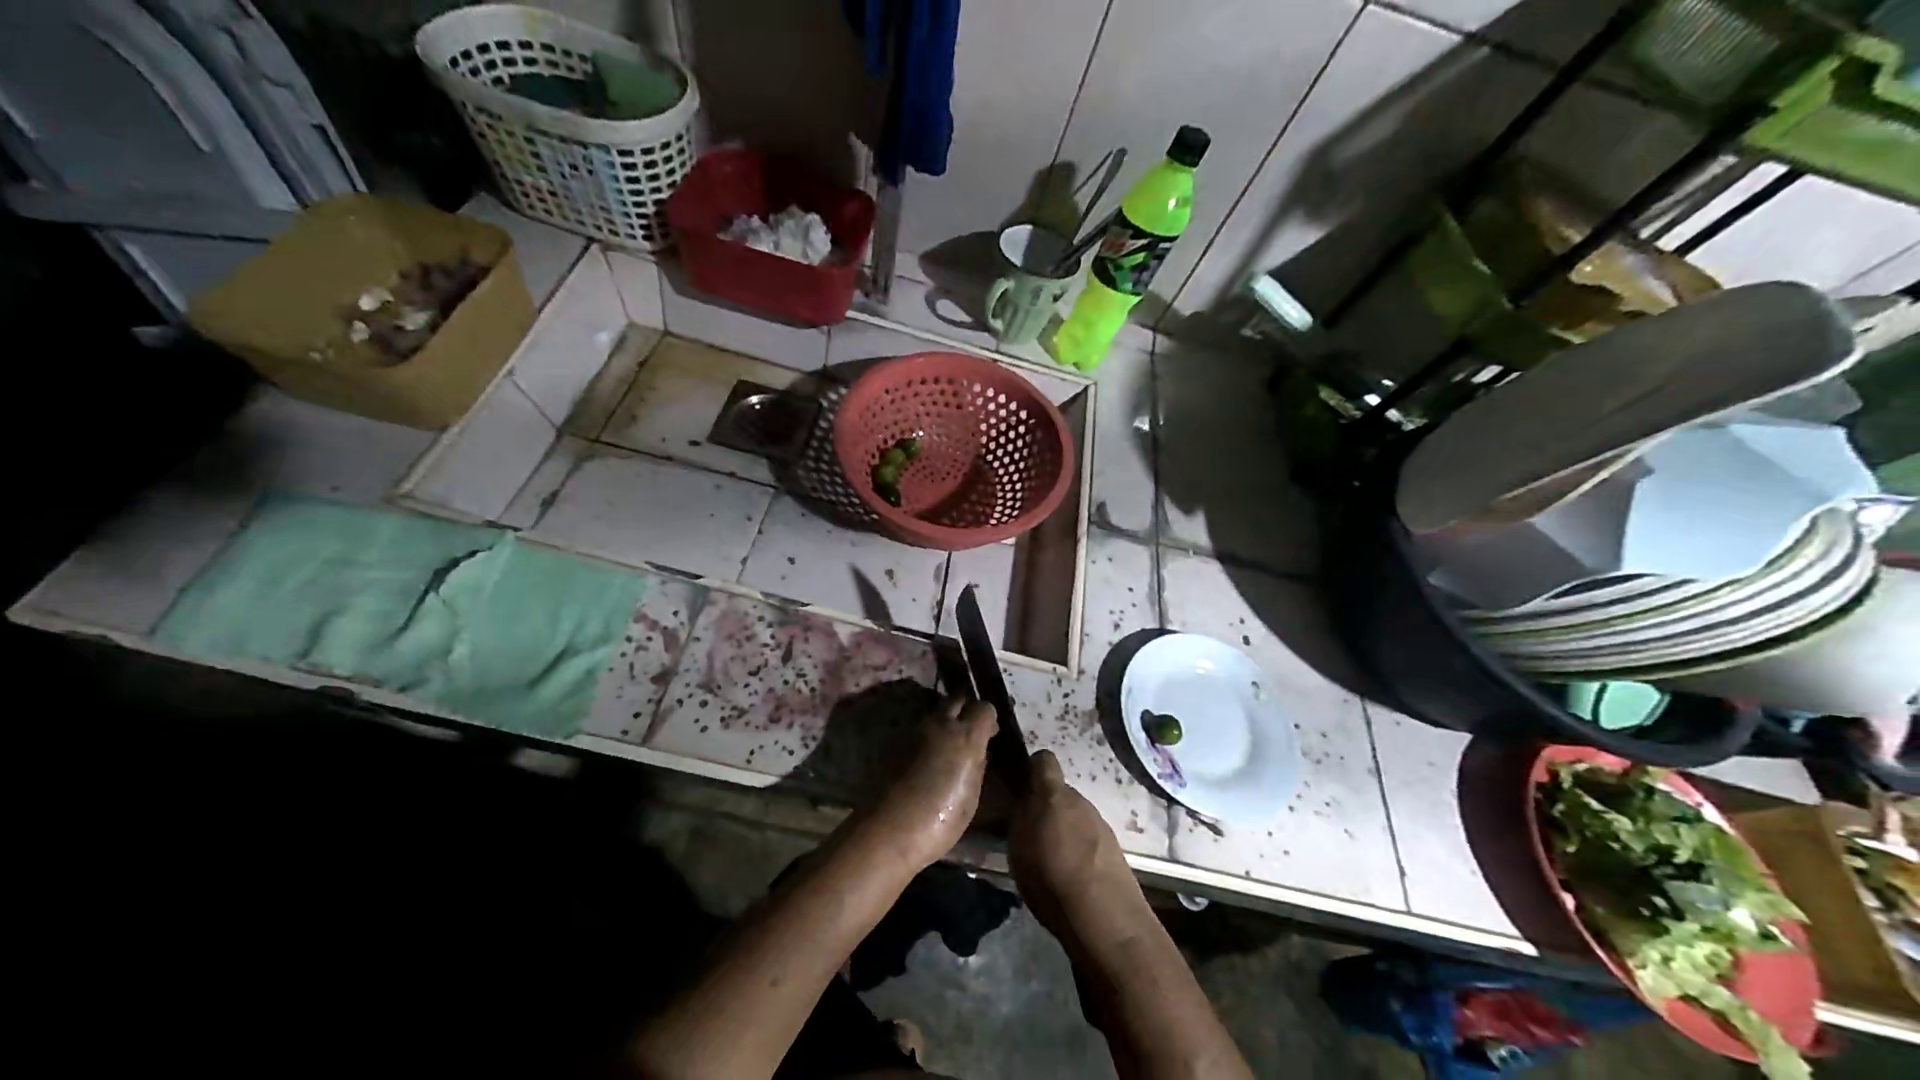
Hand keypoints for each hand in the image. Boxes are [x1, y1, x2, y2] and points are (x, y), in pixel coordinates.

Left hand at [860, 696, 997, 868]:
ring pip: (936, 713)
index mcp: (965, 735)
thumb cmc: (940, 820)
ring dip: (945, 723)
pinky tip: (927, 763)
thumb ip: (978, 766)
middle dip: (967, 709)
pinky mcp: (895, 742)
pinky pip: (918, 731)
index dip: (989, 719)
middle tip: (971, 732)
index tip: (991, 736)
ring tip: (949, 750)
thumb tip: (979, 752)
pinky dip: (928, 738)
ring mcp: (913, 730)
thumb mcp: (972, 797)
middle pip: (957, 698)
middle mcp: (939, 724)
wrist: (888, 831)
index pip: (984, 707)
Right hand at [1009, 750, 1144, 942]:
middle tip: (1032, 831)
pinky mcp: (1114, 847)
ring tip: (1052, 858)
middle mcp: (1080, 800)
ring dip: (1064, 828)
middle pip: (1060, 793)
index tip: (1021, 785)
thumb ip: (1020, 816)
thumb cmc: (1050, 877)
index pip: (1043, 759)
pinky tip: (1072, 875)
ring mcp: (1101, 823)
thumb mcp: (1018, 847)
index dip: (1032, 768)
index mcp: (1053, 795)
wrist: (1103, 917)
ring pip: (1076, 815)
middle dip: (1047, 806)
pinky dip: (1080, 849)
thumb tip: (1023, 801)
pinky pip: (1090, 837)